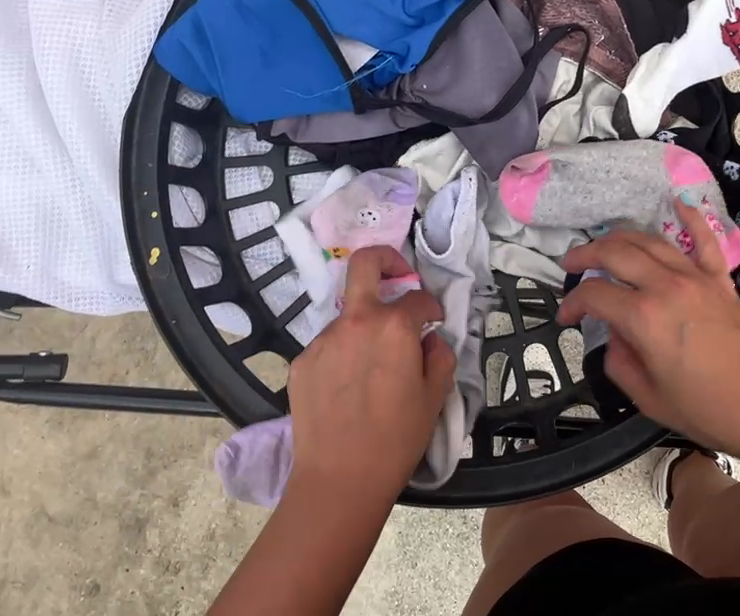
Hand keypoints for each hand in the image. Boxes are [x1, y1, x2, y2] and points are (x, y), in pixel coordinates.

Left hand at [287, 246, 454, 504]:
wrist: (339, 480)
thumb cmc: (396, 439)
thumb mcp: (435, 397)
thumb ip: (438, 355)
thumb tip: (428, 339)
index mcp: (393, 326)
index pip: (418, 297)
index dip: (432, 307)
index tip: (434, 321)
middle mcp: (355, 321)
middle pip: (365, 262)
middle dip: (387, 259)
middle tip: (400, 278)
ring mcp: (323, 339)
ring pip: (349, 315)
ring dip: (365, 326)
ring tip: (372, 368)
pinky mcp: (301, 361)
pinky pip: (329, 346)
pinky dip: (344, 354)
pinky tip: (349, 389)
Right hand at [557, 200, 739, 462]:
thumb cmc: (712, 413)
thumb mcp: (651, 400)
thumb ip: (621, 364)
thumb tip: (615, 340)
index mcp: (645, 318)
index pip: (595, 295)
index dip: (573, 303)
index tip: (565, 317)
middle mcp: (667, 286)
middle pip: (616, 253)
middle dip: (586, 255)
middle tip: (570, 264)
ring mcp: (696, 278)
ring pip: (650, 241)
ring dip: (620, 238)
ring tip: (603, 245)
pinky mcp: (721, 281)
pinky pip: (704, 240)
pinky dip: (691, 217)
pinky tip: (679, 203)